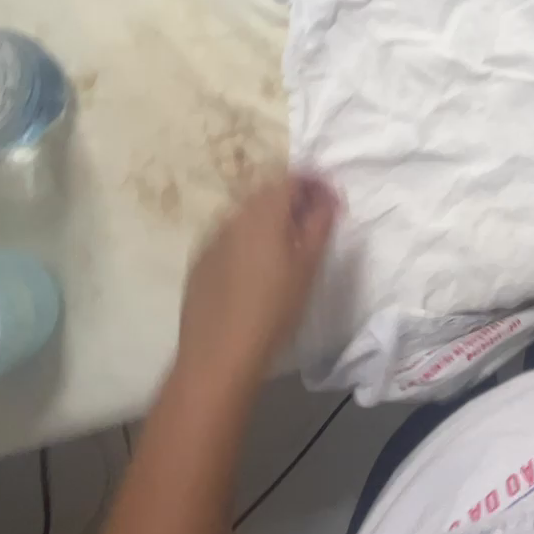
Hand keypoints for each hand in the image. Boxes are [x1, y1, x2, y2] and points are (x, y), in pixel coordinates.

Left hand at [176, 172, 338, 376]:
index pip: (291, 178)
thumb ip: (320, 224)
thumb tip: (328, 198)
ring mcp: (211, 238)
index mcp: (263, 212)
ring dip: (272, 216)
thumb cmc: (273, 309)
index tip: (333, 201)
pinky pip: (231, 234)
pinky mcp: (200, 261)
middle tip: (316, 220)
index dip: (316, 183)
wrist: (218, 355)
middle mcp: (233, 216)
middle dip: (294, 197)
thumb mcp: (308, 266)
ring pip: (247, 212)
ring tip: (290, 244)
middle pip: (267, 191)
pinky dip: (251, 236)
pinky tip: (259, 265)